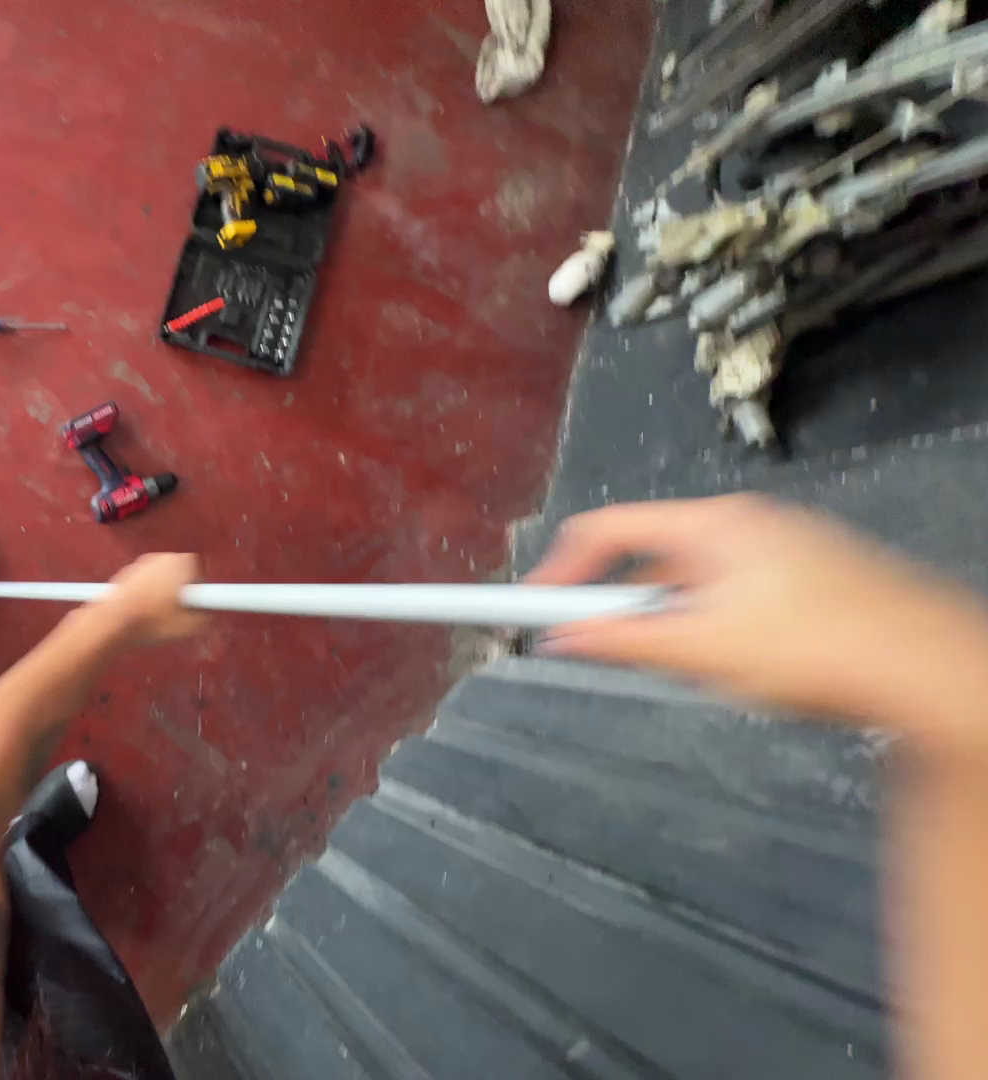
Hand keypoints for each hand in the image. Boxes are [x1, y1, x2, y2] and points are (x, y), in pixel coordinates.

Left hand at [89, 553, 211, 647]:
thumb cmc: (153, 620)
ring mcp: (142, 562)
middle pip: (180, 572)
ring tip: (158, 614)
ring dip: (162, 591)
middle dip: (180, 589)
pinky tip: (142, 611)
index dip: (198, 591)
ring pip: (161, 576)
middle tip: (177, 611)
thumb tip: (207, 615)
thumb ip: (206, 617)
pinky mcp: (126, 572)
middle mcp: (162, 556)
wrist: (114, 620)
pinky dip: (146, 592)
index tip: (193, 606)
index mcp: (182, 563)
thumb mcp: (189, 626)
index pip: (200, 573)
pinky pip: (144, 581)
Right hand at [528, 495, 987, 744]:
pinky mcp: (806, 579)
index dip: (558, 568)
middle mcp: (746, 526)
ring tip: (703, 663)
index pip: (602, 530)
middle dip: (625, 606)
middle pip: (644, 559)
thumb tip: (562, 636)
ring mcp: (781, 549)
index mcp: (715, 525)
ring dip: (671, 621)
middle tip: (620, 645)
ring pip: (686, 582)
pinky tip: (741, 662)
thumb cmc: (838, 650)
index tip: (532, 601)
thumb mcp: (697, 649)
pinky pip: (725, 594)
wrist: (948, 683)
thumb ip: (614, 640)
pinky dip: (709, 624)